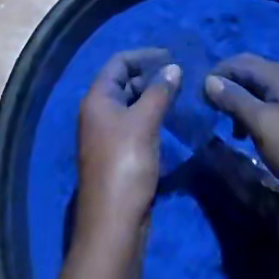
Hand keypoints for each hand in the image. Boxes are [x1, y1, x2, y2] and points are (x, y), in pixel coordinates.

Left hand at [76, 49, 179, 229]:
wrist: (114, 222)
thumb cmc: (126, 164)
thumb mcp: (144, 122)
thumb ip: (159, 92)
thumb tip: (173, 67)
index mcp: (97, 98)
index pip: (118, 63)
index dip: (144, 56)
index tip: (171, 56)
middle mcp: (98, 112)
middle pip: (124, 83)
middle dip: (151, 76)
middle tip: (180, 77)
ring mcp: (107, 135)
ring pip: (132, 105)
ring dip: (153, 98)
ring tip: (181, 96)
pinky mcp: (119, 155)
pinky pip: (136, 126)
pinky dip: (152, 119)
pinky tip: (172, 122)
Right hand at [204, 54, 278, 201]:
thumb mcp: (260, 123)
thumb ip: (233, 99)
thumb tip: (210, 80)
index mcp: (278, 74)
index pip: (238, 61)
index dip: (216, 74)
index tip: (199, 97)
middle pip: (249, 72)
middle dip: (228, 86)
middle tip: (211, 109)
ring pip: (259, 90)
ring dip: (240, 103)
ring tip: (230, 128)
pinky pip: (270, 105)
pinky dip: (254, 114)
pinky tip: (250, 135)